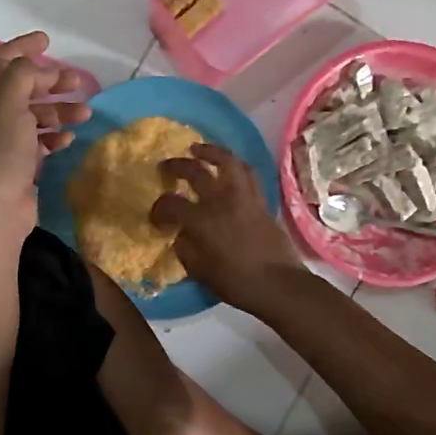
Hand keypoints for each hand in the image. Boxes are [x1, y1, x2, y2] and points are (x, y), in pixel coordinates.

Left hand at [0, 31, 90, 234]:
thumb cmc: (1, 149)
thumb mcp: (10, 100)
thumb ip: (23, 75)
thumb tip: (39, 70)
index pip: (1, 61)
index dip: (21, 47)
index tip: (47, 40)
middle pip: (23, 88)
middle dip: (50, 80)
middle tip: (77, 82)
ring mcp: (6, 142)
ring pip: (36, 115)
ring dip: (60, 110)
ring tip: (85, 114)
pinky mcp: (19, 165)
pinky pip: (40, 142)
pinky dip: (56, 135)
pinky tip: (69, 138)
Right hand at [151, 143, 301, 310]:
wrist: (279, 285)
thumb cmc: (236, 282)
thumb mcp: (199, 271)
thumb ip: (185, 249)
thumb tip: (181, 235)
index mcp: (202, 220)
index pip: (171, 203)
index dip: (159, 209)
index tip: (156, 218)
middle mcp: (222, 200)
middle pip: (196, 172)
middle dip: (177, 166)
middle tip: (166, 165)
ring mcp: (244, 197)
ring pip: (227, 162)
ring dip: (210, 152)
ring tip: (198, 149)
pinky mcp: (261, 201)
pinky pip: (246, 173)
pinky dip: (233, 165)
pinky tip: (227, 168)